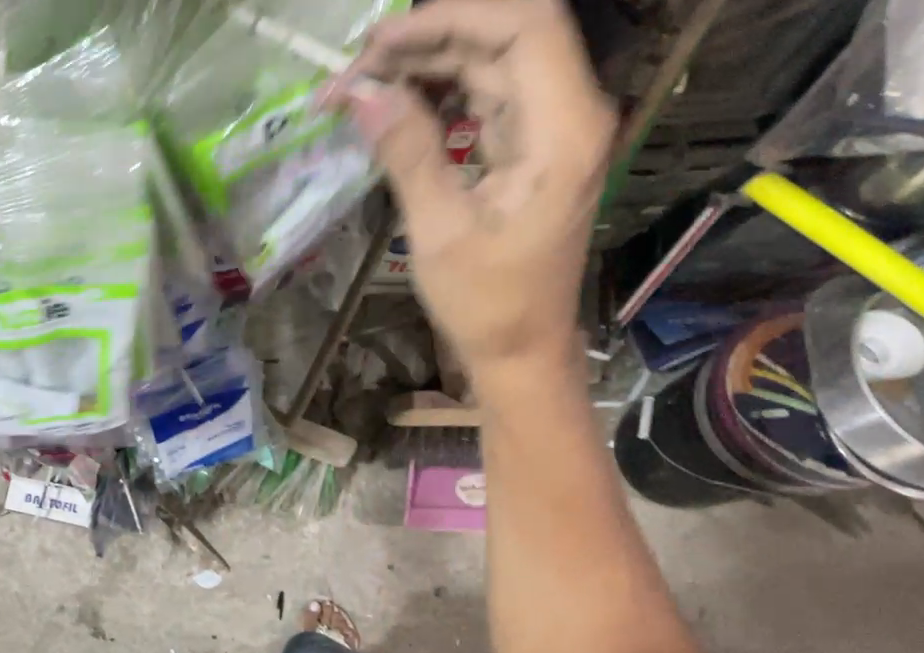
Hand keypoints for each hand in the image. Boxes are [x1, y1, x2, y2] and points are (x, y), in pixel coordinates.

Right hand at [335, 0, 615, 377]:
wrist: (520, 349)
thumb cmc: (487, 302)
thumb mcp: (440, 230)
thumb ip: (407, 153)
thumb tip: (364, 95)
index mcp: (563, 128)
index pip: (523, 27)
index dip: (451, 19)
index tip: (380, 42)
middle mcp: (568, 114)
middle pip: (504, 39)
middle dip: (429, 42)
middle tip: (356, 69)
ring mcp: (549, 131)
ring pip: (491, 67)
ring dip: (428, 68)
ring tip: (364, 86)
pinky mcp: (528, 151)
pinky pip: (485, 103)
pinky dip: (439, 98)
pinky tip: (396, 110)